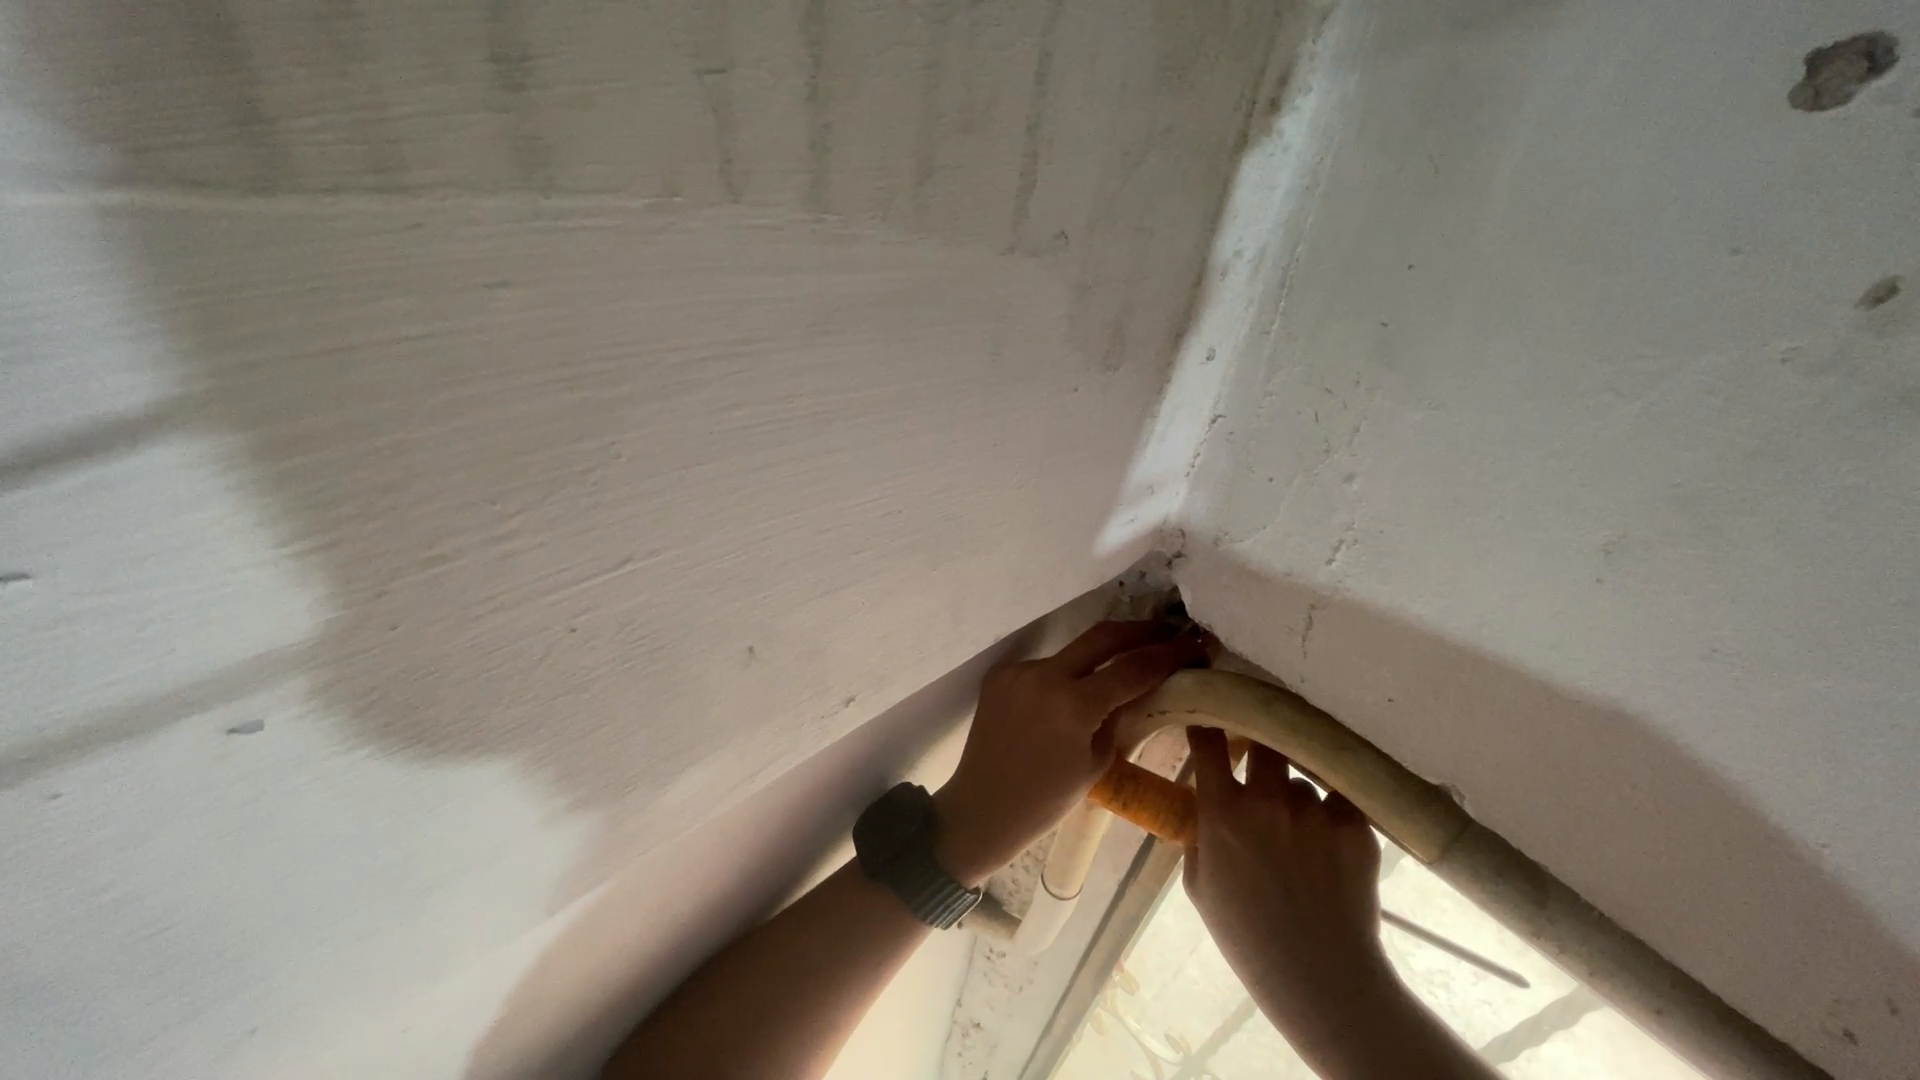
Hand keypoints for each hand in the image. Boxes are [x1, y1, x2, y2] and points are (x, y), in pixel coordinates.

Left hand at [933, 621, 1206, 884]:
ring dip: (1100, 654)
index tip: (1193, 644)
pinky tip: (1074, 690)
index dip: (1169, 654)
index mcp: (1074, 705)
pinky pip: (1044, 667)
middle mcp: (1045, 676)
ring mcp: (1019, 671)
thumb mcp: (1098, 761)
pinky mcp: (1000, 674)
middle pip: (1103, 636)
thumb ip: (1121, 715)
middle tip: (1168, 631)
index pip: (1133, 668)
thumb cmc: (1046, 800)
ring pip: (1071, 651)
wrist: (982, 808)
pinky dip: (1064, 674)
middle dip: (1140, 631)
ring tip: (1125, 662)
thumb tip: (1144, 686)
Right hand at [1183, 728, 1399, 1068]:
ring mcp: (1316, 811)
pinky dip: (1331, 813)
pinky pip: (1339, 801)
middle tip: (1259, 756)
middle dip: (1259, 742)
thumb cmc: (1246, 936)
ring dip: (1295, 793)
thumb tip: (1204, 806)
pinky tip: (1328, 842)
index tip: (1207, 717)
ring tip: (1299, 827)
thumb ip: (1199, 836)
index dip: (1206, 727)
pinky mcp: (1356, 827)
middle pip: (1264, 741)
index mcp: (1223, 813)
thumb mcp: (1199, 885)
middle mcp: (1268, 800)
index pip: (1209, 745)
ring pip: (1302, 780)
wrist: (1321, 976)